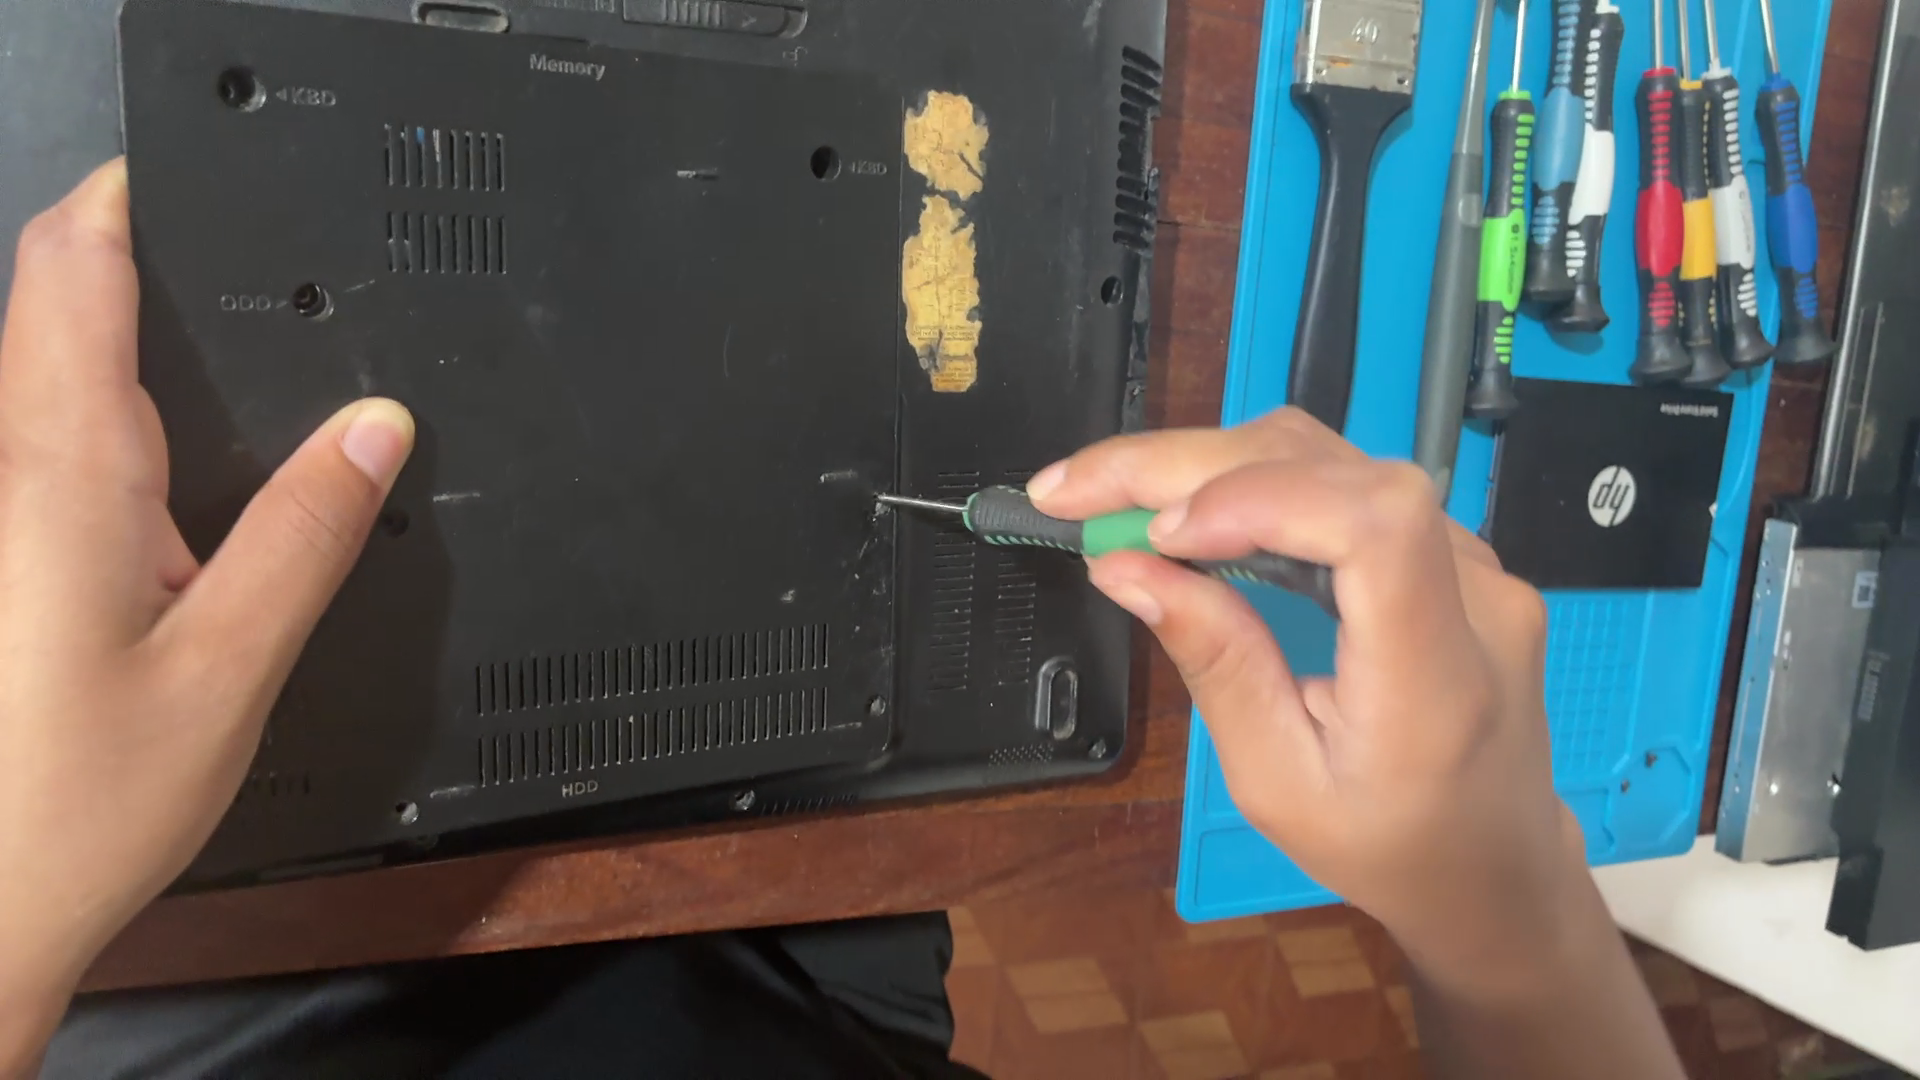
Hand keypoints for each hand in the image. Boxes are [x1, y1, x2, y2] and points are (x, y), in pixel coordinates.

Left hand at [0, 162, 415, 1066]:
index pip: (67, 302)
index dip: (113, 217)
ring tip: (245, 347)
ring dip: (149, 360)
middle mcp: (12, 497)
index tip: (166, 167)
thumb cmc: (75, 800)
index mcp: (60, 494)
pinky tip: (214, 476)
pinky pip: (84, 475)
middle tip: (237, 249)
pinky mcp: (17, 580)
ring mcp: (7, 538)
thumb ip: (309, 531)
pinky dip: (151, 443)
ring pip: (74, 408)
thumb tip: (377, 427)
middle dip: (141, 277)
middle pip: (64, 341)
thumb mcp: (232, 657)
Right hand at [1028, 408, 1586, 985]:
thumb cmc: (1384, 845)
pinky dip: (1236, 478)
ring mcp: (1463, 556)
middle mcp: (1469, 590)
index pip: (1372, 524)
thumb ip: (1215, 665)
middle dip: (1180, 467)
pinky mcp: (1435, 545)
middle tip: (1072, 490)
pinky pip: (1330, 478)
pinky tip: (1179, 507)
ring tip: (1109, 495)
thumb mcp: (1276, 784)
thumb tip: (1123, 569)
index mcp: (1436, 675)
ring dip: (1199, 464)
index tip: (1158, 536)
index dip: (1255, 501)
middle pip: (1323, 466)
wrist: (1492, 863)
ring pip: (1320, 455)